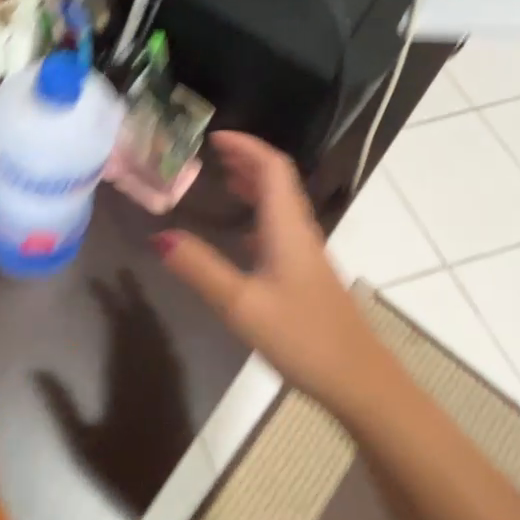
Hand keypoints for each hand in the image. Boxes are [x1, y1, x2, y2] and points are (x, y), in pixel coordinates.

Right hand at [154, 133, 384, 411]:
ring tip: (221, 180)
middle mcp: (300, 233)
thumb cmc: (303, 338)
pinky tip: (240, 235)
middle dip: (246, 160)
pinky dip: (258, 216)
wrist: (360, 383)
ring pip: (280, 205)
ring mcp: (307, 256)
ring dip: (254, 186)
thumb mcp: (242, 305)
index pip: (272, 167)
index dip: (246, 145)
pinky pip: (281, 229)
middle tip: (211, 154)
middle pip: (278, 181)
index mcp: (287, 228)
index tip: (213, 136)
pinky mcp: (308, 277)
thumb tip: (159, 235)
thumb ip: (200, 268)